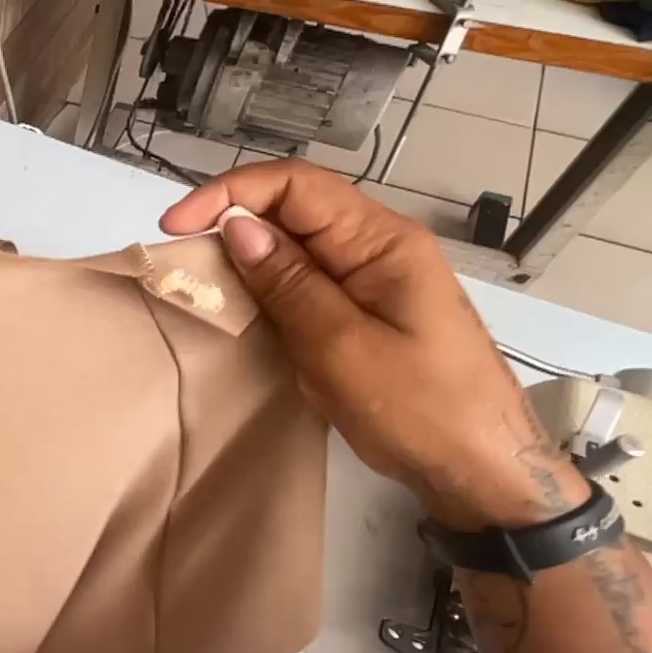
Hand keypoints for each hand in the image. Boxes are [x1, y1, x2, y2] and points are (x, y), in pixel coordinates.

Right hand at [160, 160, 587, 529]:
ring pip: (291, 243)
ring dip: (239, 254)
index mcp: (381, 242)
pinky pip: (300, 278)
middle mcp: (376, 247)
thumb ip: (287, 282)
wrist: (478, 466)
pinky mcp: (357, 308)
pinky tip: (236, 306)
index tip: (174, 227)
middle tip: (178, 260)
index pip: (295, 186)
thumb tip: (236, 226)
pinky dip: (259, 284)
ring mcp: (368, 278)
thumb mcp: (340, 346)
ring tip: (197, 282)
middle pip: (291, 207)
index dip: (227, 193)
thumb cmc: (417, 408)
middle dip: (226, 220)